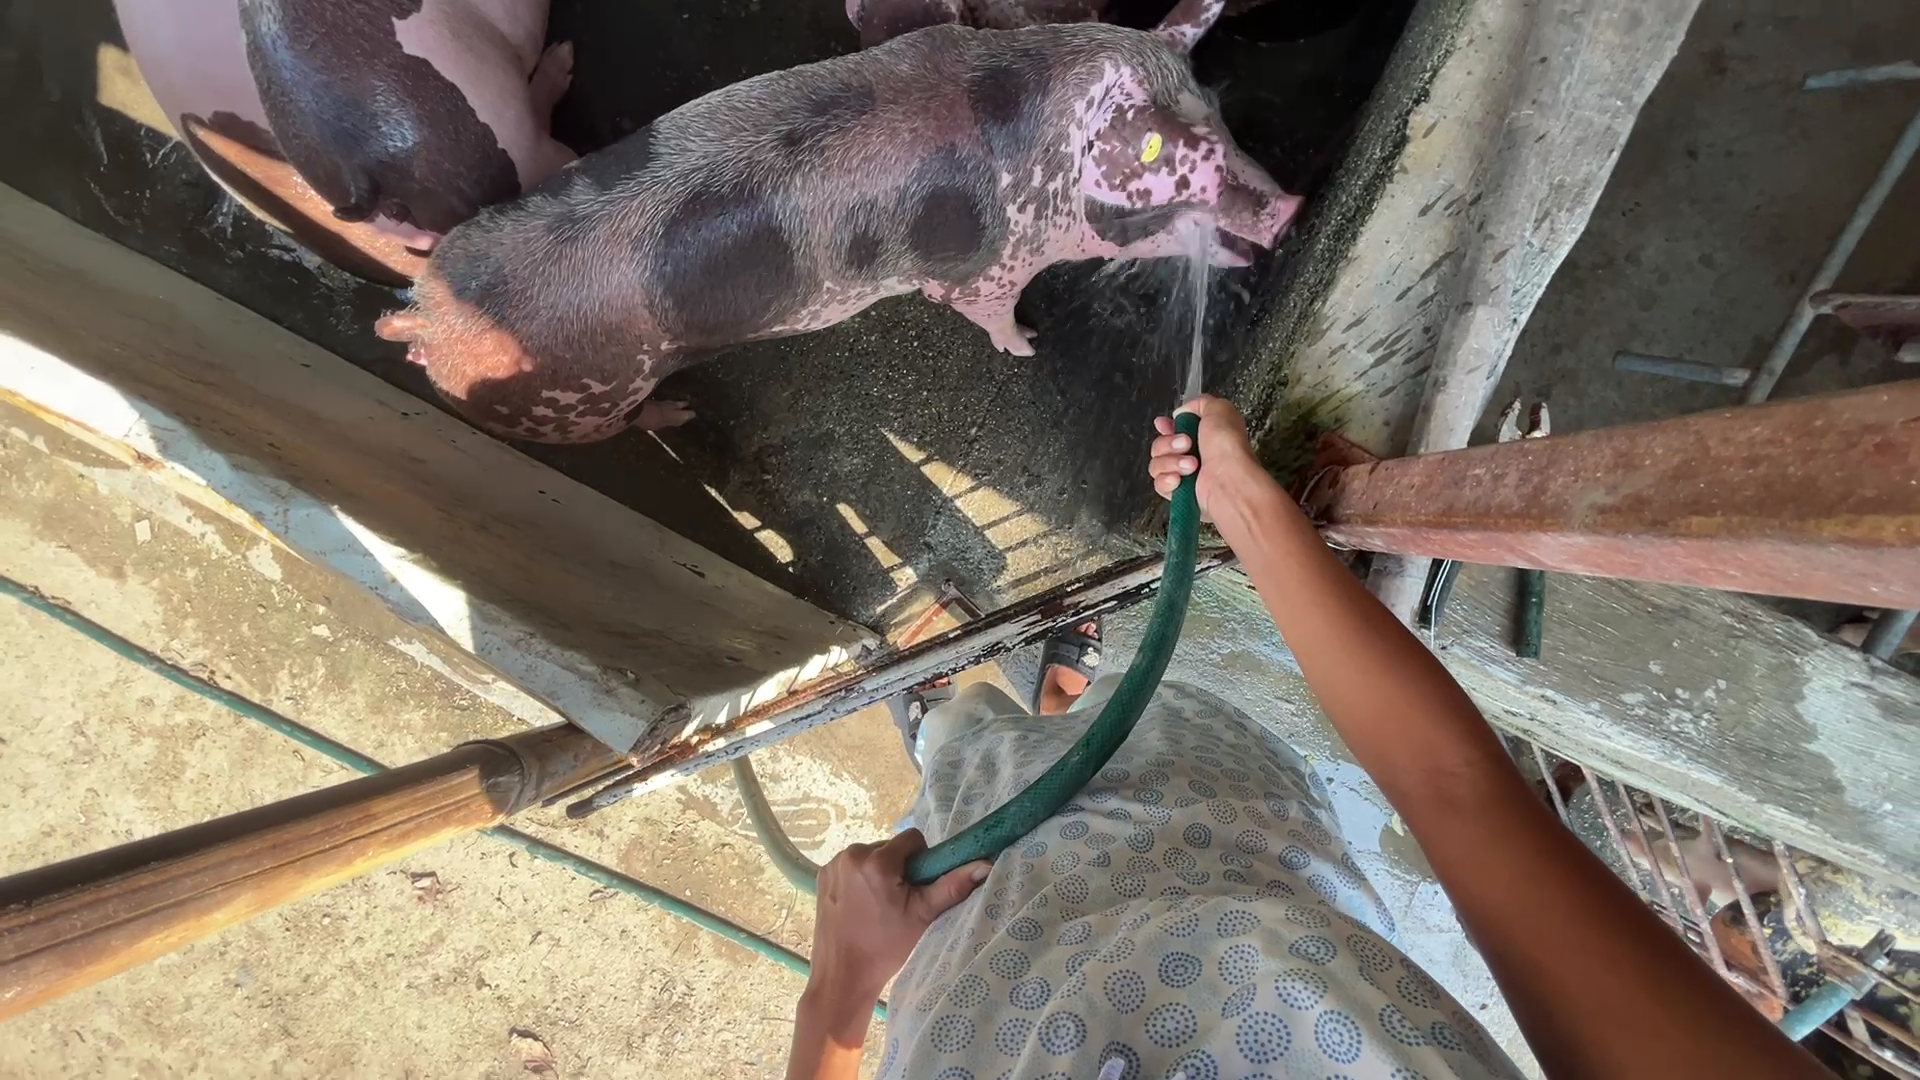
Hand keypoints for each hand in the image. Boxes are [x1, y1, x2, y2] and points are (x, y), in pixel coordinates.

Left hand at [807, 830, 989, 1002]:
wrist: (843, 977)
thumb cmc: (886, 947)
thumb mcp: (923, 915)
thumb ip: (953, 886)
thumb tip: (984, 864)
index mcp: (877, 862)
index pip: (911, 839)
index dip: (920, 860)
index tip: (915, 887)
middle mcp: (852, 855)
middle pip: (890, 847)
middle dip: (898, 867)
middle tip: (897, 899)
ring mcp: (834, 864)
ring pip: (871, 854)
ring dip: (878, 871)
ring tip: (877, 904)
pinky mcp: (823, 873)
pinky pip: (852, 864)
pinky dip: (859, 877)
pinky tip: (860, 903)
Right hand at [1148, 394, 1262, 522]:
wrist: (1227, 481)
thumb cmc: (1227, 448)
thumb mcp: (1219, 409)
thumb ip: (1200, 403)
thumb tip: (1182, 411)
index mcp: (1203, 435)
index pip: (1173, 429)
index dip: (1166, 427)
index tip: (1164, 425)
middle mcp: (1194, 455)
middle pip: (1159, 445)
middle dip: (1168, 443)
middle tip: (1186, 444)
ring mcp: (1185, 475)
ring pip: (1156, 464)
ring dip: (1171, 462)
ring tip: (1191, 465)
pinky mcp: (1179, 494)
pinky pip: (1159, 484)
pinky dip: (1167, 480)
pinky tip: (1180, 480)